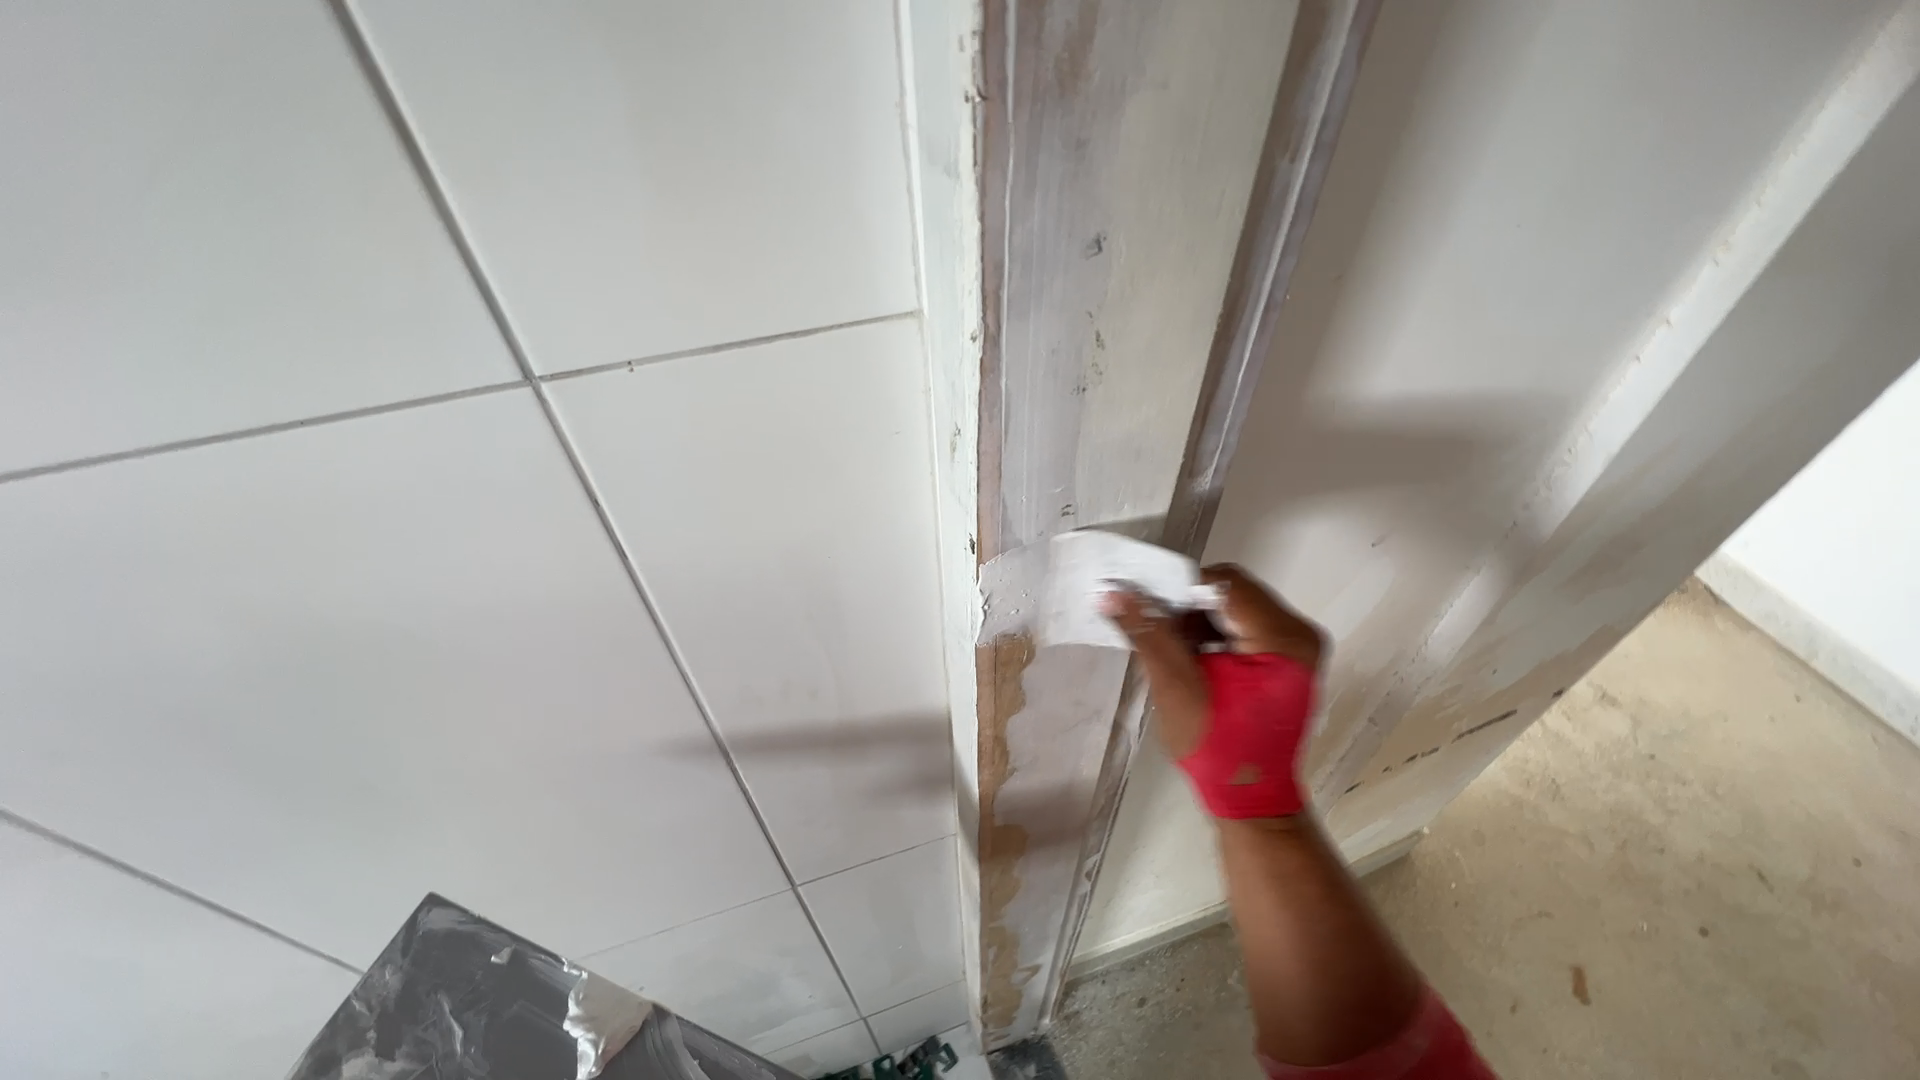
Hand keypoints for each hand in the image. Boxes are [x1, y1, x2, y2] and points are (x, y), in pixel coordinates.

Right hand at [1101, 564, 1324, 817]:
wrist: (1249, 797)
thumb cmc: (1215, 746)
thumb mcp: (1175, 685)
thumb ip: (1148, 632)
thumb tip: (1112, 591)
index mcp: (1282, 637)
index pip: (1224, 584)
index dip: (1178, 587)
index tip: (1142, 601)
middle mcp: (1299, 632)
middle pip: (1233, 592)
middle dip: (1188, 606)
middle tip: (1154, 626)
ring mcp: (1297, 646)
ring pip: (1236, 607)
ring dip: (1198, 619)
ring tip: (1171, 646)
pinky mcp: (1287, 658)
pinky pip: (1245, 626)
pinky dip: (1214, 633)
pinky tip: (1192, 657)